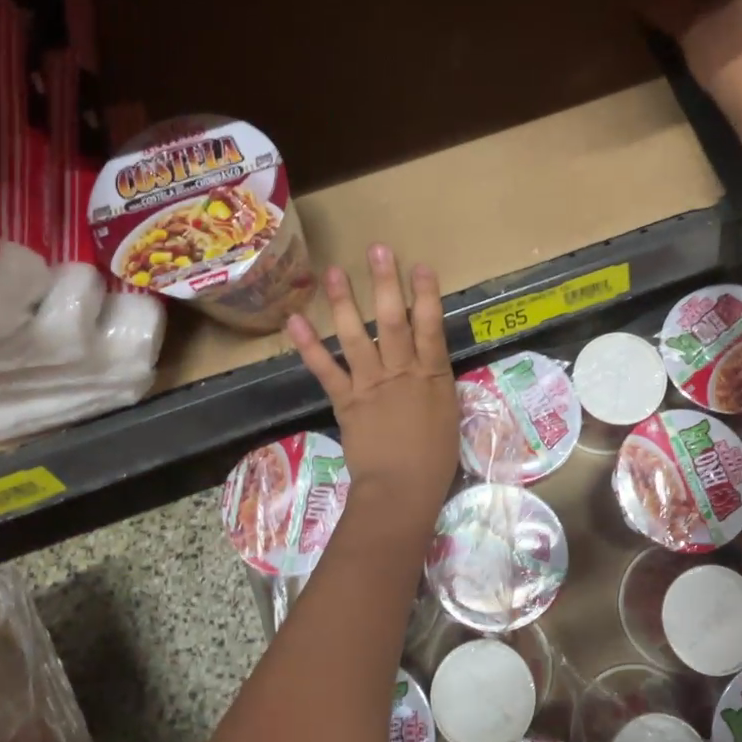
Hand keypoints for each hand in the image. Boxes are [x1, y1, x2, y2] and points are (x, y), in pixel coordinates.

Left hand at [285, 245, 459, 523]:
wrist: (402, 491)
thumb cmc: (434, 460)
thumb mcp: (448, 416)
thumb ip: (436, 386)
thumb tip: (428, 363)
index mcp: (432, 377)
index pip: (431, 327)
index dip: (425, 295)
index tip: (420, 265)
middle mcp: (401, 372)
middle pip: (392, 321)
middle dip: (385, 283)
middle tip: (378, 250)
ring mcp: (370, 384)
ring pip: (355, 336)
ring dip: (343, 302)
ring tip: (334, 272)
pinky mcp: (345, 401)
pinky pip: (325, 369)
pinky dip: (307, 345)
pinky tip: (293, 320)